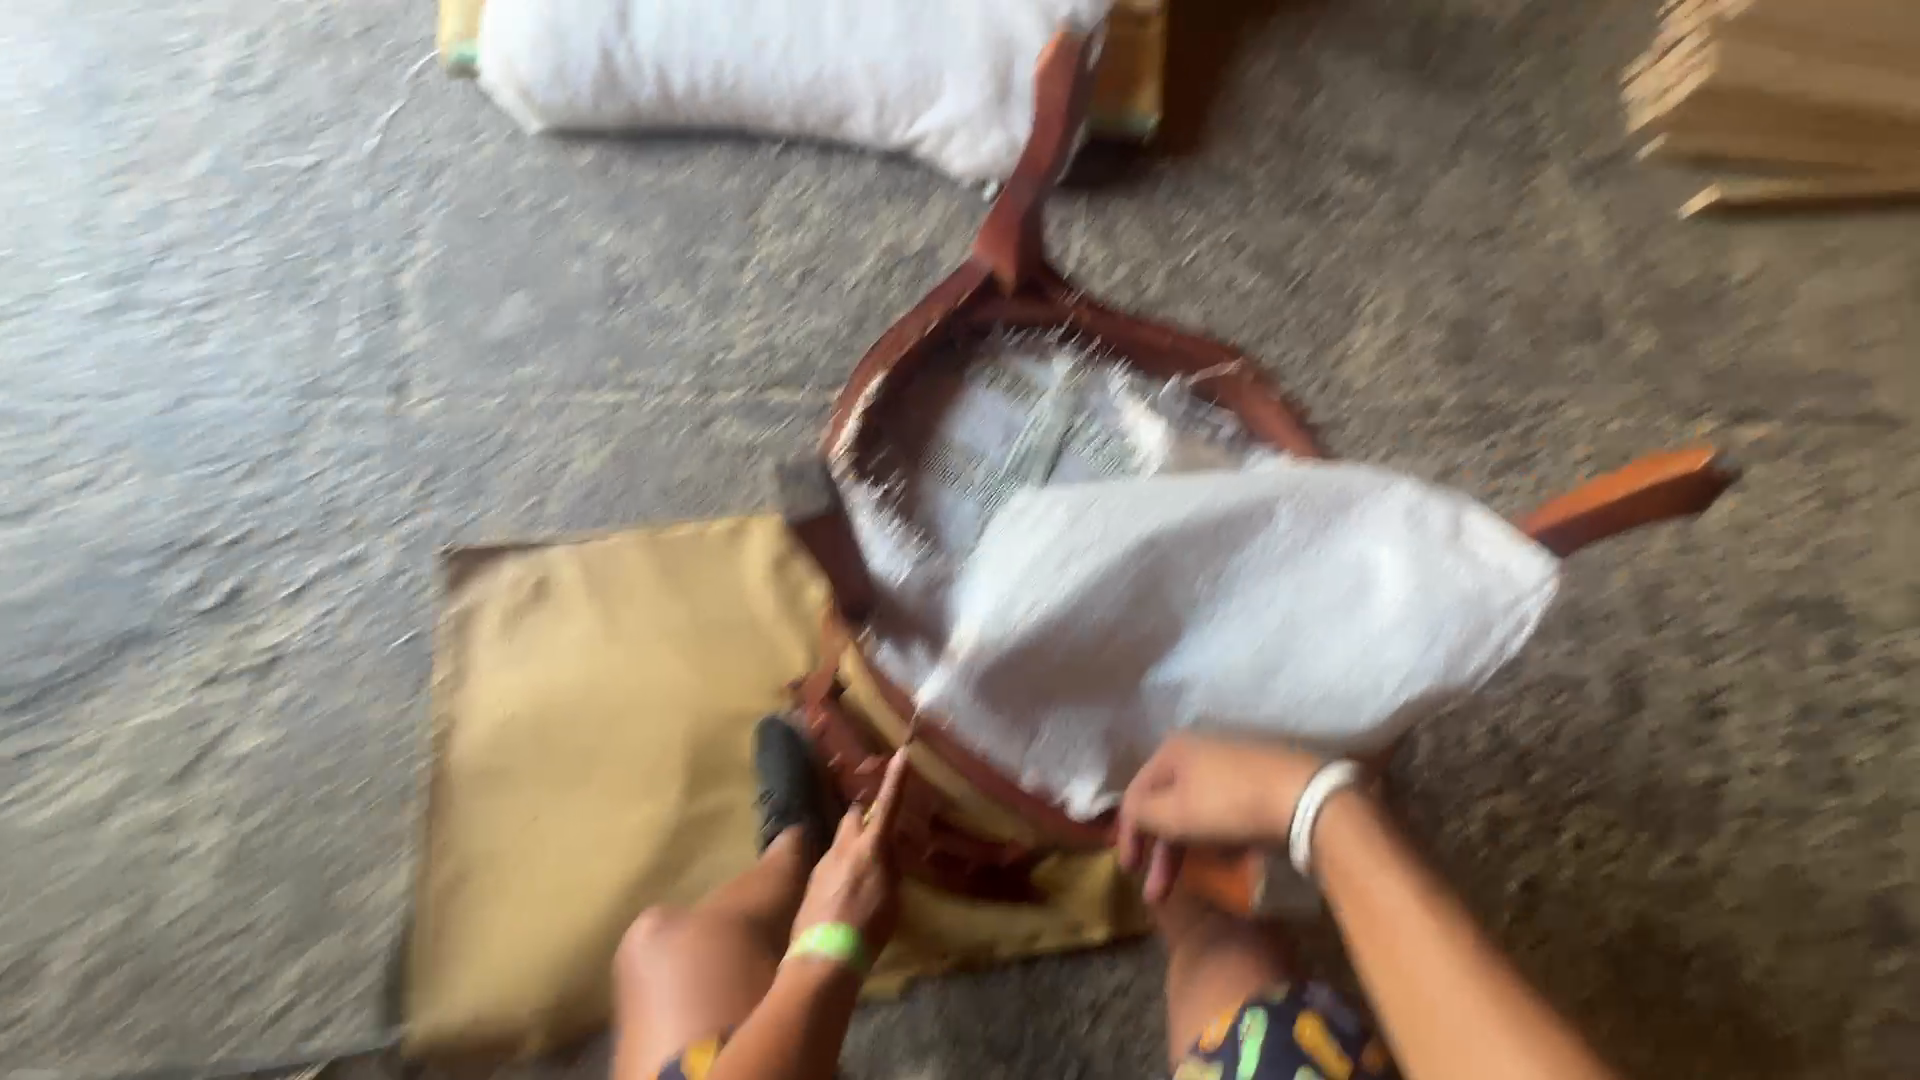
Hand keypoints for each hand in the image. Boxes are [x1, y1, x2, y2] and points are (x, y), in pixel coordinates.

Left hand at [791, 746, 910, 954]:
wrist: (823, 957)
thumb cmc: (868, 929)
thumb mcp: (893, 898)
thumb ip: (890, 869)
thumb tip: (887, 853)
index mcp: (870, 848)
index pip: (887, 806)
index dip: (896, 780)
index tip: (902, 754)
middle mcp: (843, 848)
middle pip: (854, 817)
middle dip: (865, 816)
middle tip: (877, 827)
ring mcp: (823, 864)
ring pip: (840, 841)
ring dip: (852, 846)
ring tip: (863, 870)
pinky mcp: (811, 882)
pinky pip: (831, 864)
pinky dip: (842, 869)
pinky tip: (846, 893)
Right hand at [1115, 733, 1325, 902]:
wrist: (1306, 797)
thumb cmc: (1229, 804)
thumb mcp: (1174, 813)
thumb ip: (1141, 814)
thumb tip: (1131, 814)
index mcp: (1173, 750)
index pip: (1135, 794)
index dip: (1127, 835)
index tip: (1128, 872)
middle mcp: (1197, 750)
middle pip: (1165, 804)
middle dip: (1158, 851)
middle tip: (1155, 893)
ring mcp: (1228, 765)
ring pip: (1193, 810)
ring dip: (1183, 848)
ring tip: (1185, 884)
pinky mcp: (1255, 782)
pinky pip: (1220, 810)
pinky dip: (1211, 836)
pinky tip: (1220, 860)